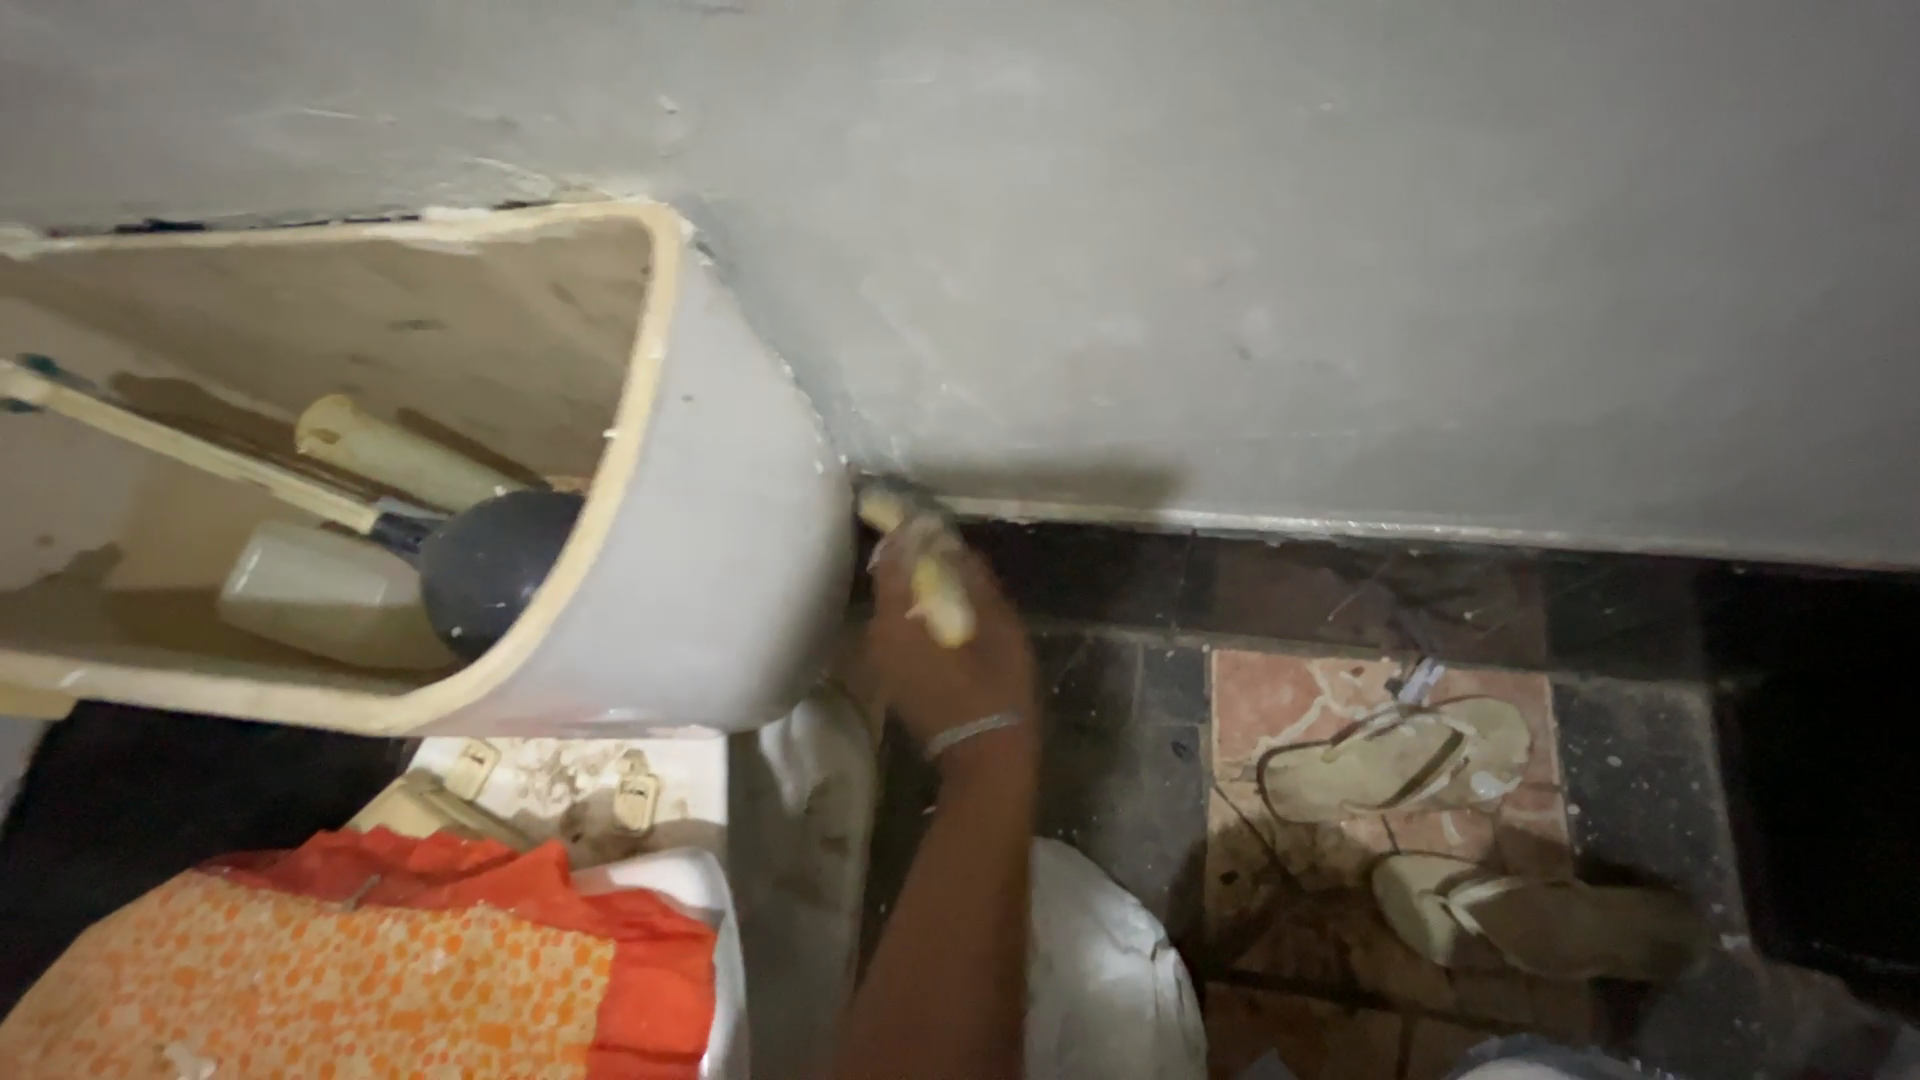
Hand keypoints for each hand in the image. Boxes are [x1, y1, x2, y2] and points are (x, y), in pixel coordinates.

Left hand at [863, 536, 1038, 782]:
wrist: (985, 757)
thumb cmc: (997, 689)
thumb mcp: (999, 627)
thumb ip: (974, 581)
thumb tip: (957, 548)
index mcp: (900, 620)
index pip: (892, 560)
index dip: (908, 534)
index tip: (928, 520)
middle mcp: (879, 636)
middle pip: (888, 582)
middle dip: (911, 559)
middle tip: (941, 545)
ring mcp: (881, 660)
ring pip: (891, 607)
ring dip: (913, 587)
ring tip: (946, 575)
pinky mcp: (890, 676)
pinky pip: (896, 630)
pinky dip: (913, 613)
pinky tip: (941, 612)